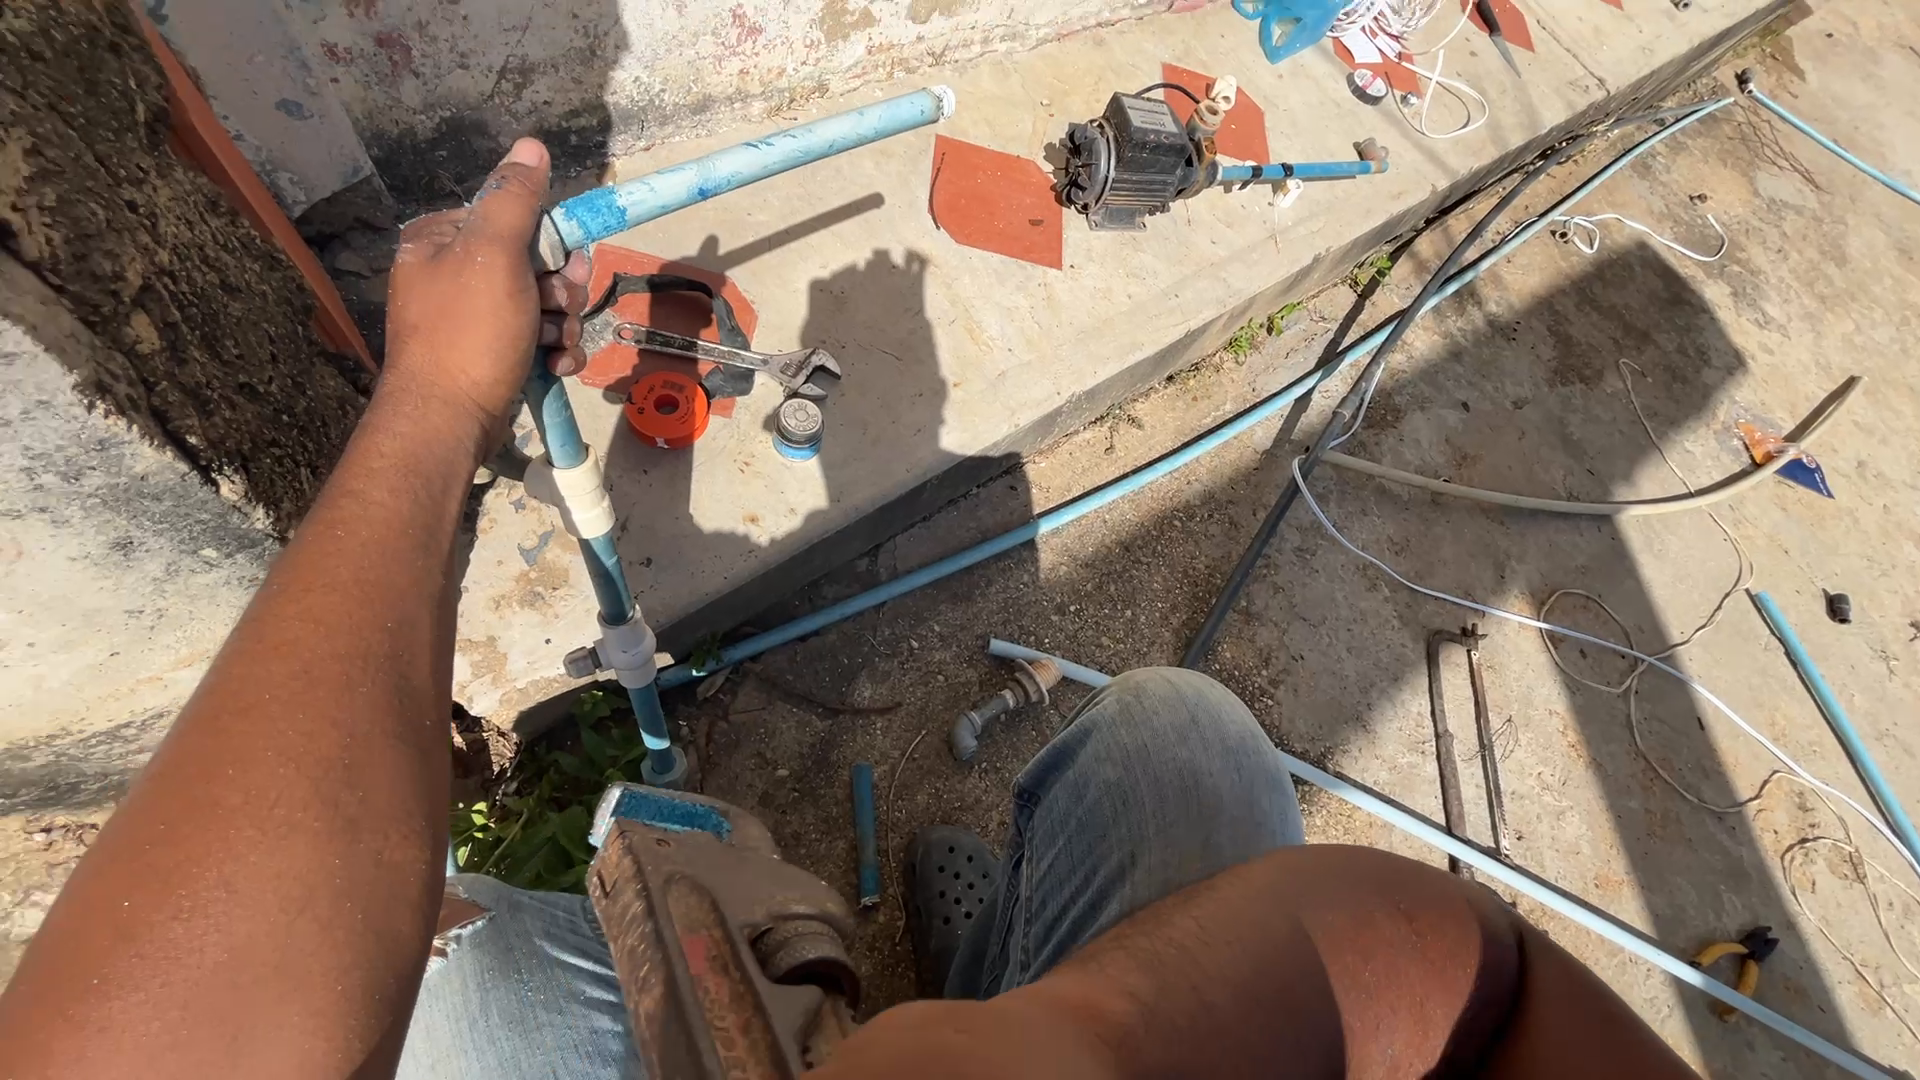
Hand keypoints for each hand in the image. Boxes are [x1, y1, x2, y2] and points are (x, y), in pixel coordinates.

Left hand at [381, 137, 591, 433]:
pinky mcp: (494, 354)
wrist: (451, 416)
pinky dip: (556, 354)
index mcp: (445, 239)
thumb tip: (532, 145)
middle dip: (560, 293)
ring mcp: (477, 318)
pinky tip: (555, 368)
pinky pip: (541, 342)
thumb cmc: (470, 332)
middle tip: (556, 311)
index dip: (551, 246)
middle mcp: (457, 273)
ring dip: (563, 328)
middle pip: (537, 266)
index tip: (563, 268)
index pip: (517, 221)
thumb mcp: (494, 255)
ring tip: (553, 348)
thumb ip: (516, 199)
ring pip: (546, 308)